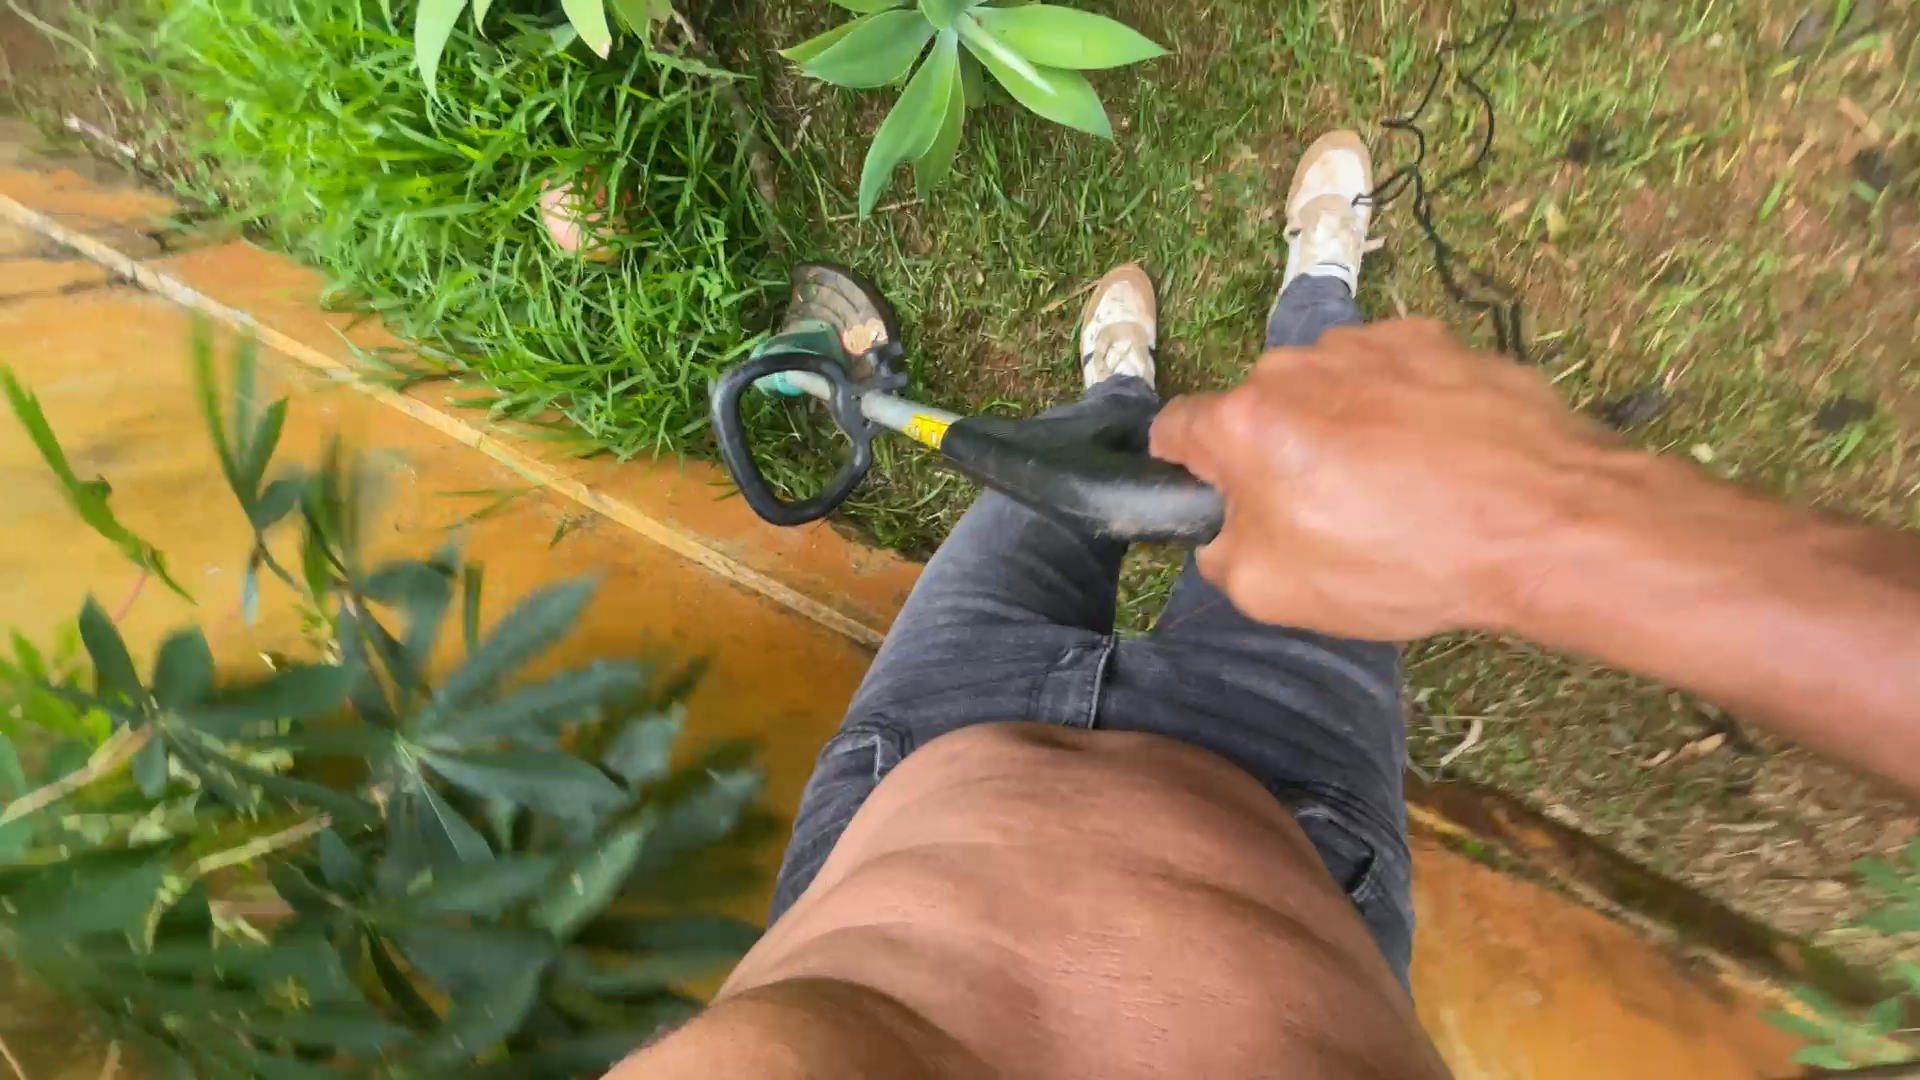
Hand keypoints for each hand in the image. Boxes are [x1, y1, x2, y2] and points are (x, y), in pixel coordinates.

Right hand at [1150, 320, 1611, 639]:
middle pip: (1251, 409)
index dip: (1183, 467)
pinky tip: (1433, 451)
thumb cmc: (1394, 561)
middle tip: (1317, 505)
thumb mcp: (1266, 590)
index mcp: (1241, 420)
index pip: (1172, 427)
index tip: (1217, 496)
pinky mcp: (1434, 339)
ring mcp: (1368, 342)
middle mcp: (1293, 365)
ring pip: (1317, 388)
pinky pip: (1383, 373)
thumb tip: (1229, 523)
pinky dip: (1390, 405)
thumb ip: (1216, 549)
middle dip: (1266, 451)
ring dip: (1328, 424)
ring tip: (1388, 479)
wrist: (1550, 527)